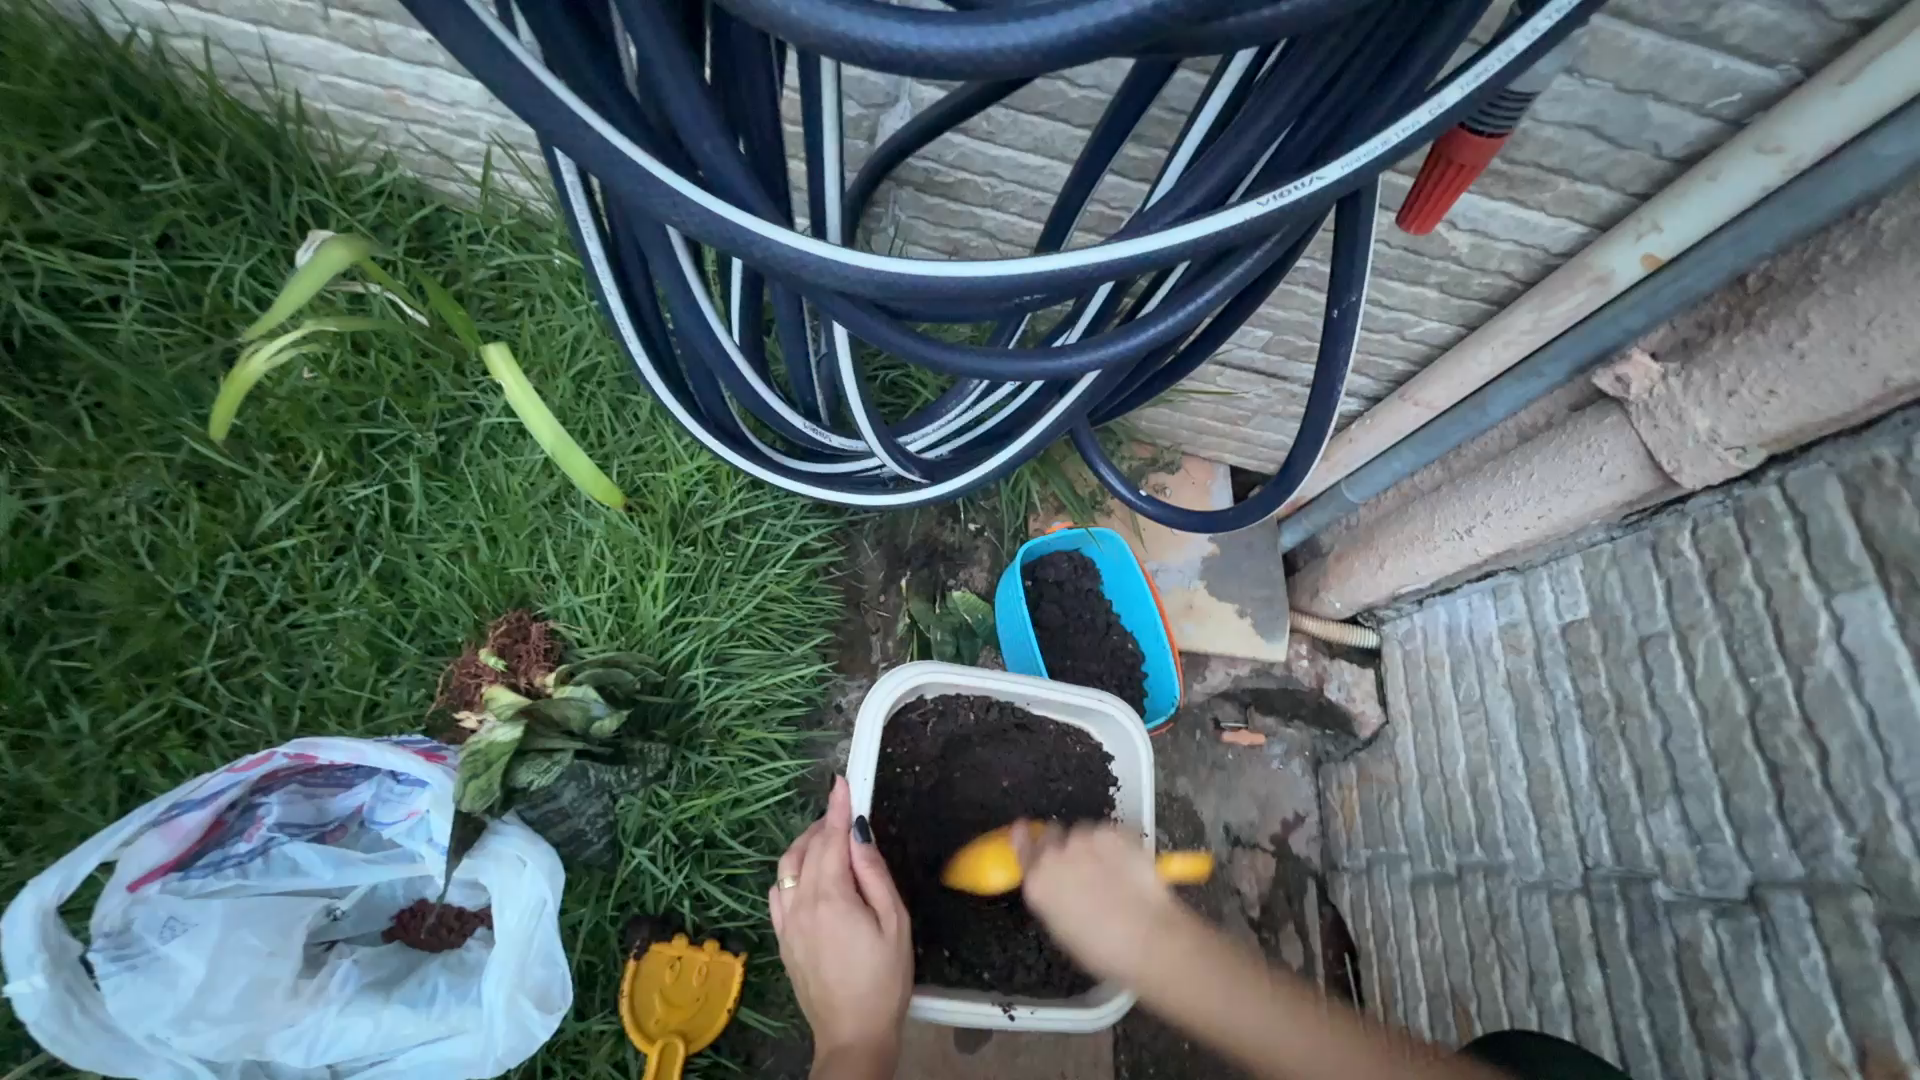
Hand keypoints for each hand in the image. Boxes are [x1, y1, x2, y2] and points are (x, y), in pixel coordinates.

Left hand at [770, 776, 912, 1078]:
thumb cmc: (884, 978)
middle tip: (844, 810)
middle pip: (808, 848)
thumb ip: (874, 873)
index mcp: (831, 897)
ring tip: (829, 837)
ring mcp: (787, 922)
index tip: (841, 781)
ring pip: (787, 866)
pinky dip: (791, 871)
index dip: (837, 807)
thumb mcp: (894, 922)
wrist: (853, 1035)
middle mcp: (801, 904)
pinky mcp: (782, 939)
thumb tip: (859, 833)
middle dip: (824, 823)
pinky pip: (778, 892)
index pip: (831, 839)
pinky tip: (807, 872)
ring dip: (806, 843)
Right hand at [1012, 820, 1176, 982]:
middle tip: (1082, 864)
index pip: (1023, 848)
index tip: (1025, 831)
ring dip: (1091, 845)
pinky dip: (1114, 844)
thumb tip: (1057, 888)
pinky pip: (1107, 832)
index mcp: (1037, 883)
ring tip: (1111, 872)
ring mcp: (1083, 839)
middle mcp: (1055, 855)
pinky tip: (1126, 866)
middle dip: (1063, 844)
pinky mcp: (1111, 832)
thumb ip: (1051, 899)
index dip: (1025, 838)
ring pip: (1083, 832)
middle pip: (1052, 833)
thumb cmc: (1105, 949)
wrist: (1148, 938)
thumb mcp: (1063, 930)